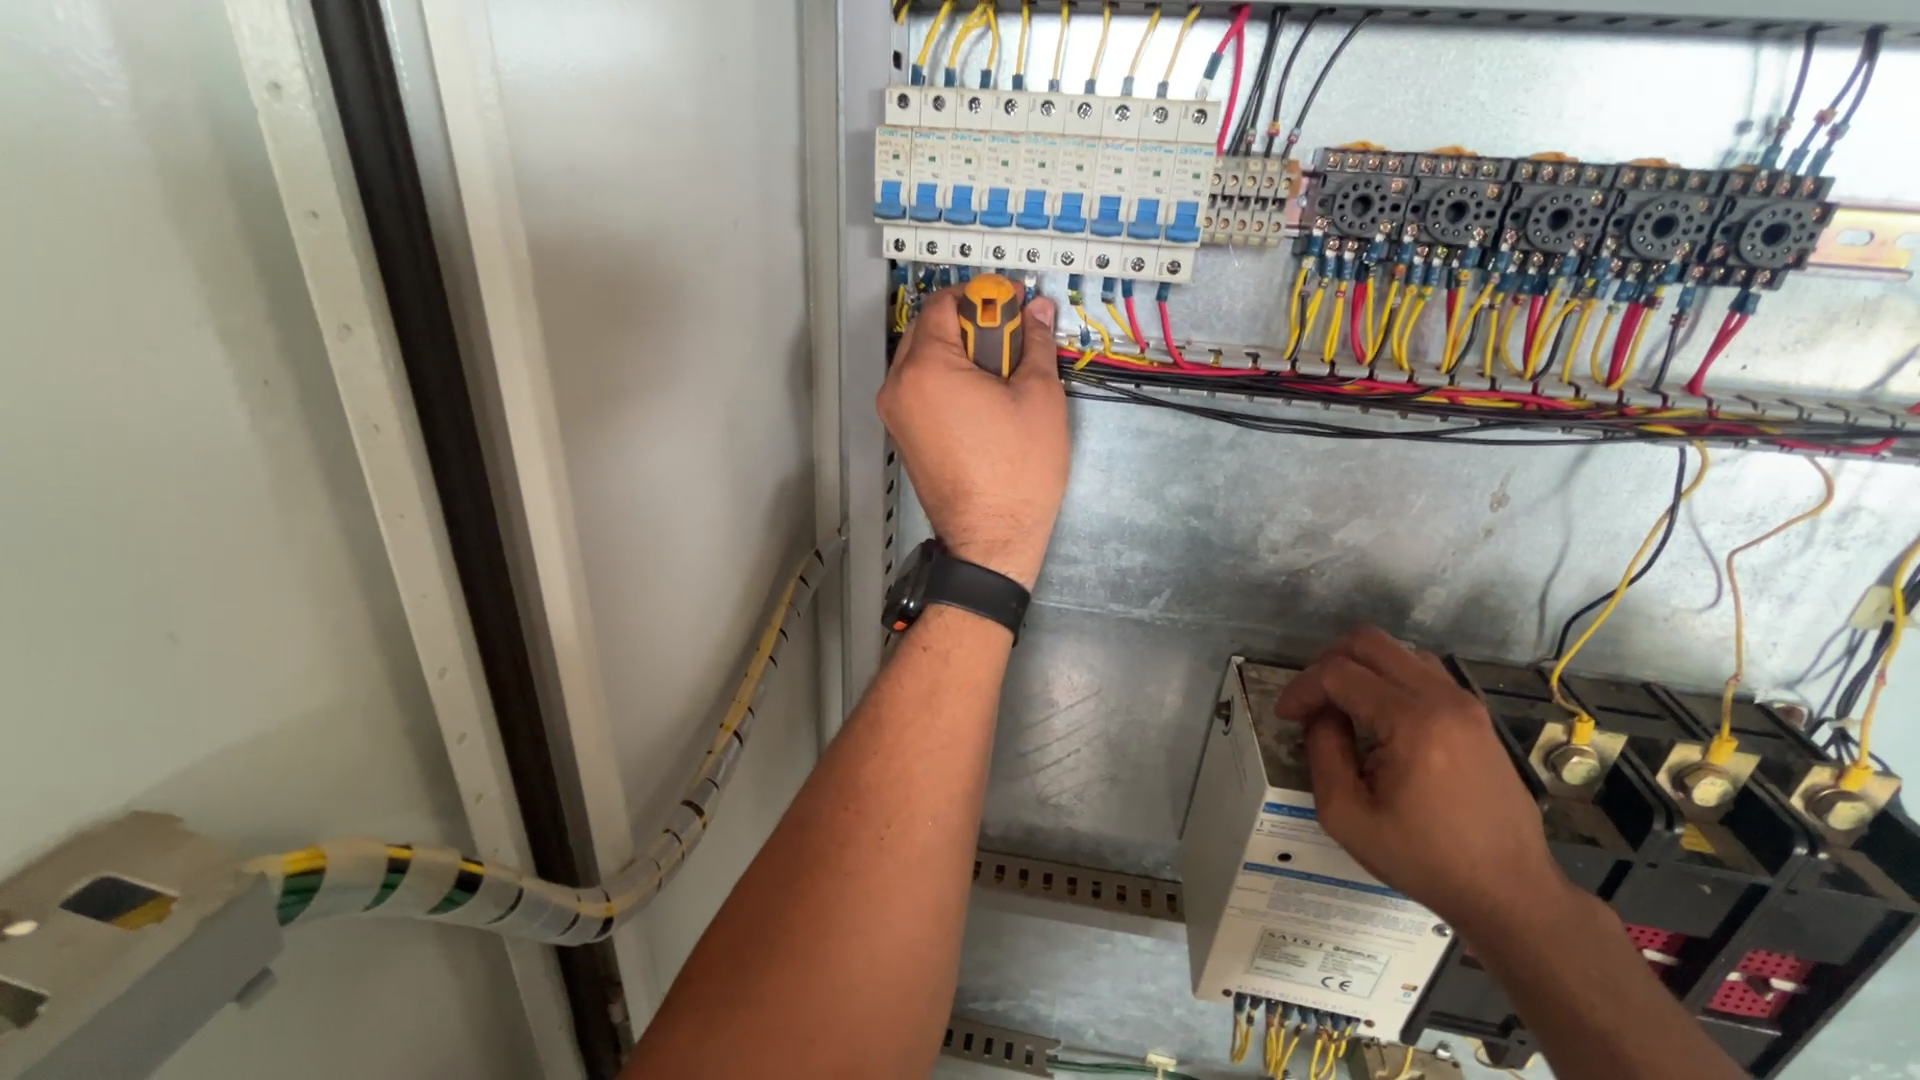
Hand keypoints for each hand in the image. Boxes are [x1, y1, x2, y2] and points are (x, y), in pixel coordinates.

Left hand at [877, 288, 1068, 589]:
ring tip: (1000, 374)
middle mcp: (898, 385)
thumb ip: (1035, 343)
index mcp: (927, 367)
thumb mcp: (1039, 397)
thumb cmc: (1018, 470)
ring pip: (921, 359)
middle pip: (928, 328)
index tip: (1013, 307)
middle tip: (1010, 342)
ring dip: (957, 353)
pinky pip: (919, 389)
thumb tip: (1039, 309)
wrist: (991, 538)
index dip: (982, 296)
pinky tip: (981, 399)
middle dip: (969, 324)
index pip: (945, 303)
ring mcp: (894, 413)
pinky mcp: (901, 436)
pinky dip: (945, 380)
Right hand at [1275, 627, 1570, 930]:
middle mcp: (1443, 699)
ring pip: (1399, 652)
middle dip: (1326, 663)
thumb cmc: (1424, 859)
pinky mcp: (1477, 717)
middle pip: (1370, 643)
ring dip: (1360, 668)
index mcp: (1412, 722)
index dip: (1302, 687)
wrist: (1509, 891)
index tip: (1285, 715)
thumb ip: (1323, 752)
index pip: (1339, 672)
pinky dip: (1389, 680)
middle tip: (1309, 700)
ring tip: (1339, 706)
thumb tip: (1321, 716)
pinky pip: (1423, 673)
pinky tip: (1376, 717)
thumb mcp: (1347, 815)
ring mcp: (1466, 704)